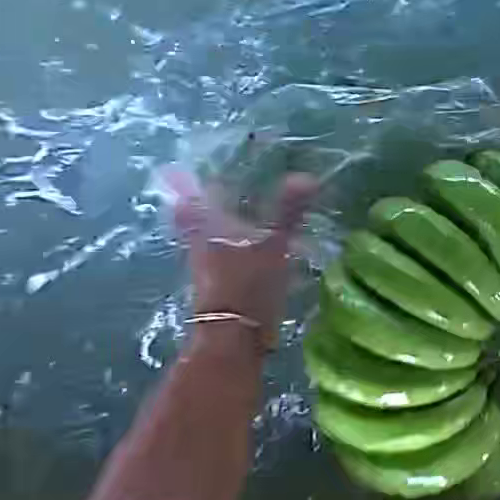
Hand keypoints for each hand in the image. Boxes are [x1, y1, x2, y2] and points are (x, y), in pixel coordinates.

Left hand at [164, 168, 319, 337]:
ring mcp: (209, 264)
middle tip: (226, 185)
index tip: (194, 168)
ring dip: (225, 222)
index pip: (194, 197)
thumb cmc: (249, 281)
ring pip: (212, 234)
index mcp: (208, 227)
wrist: (235, 331)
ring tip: (247, 211)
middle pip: (199, 215)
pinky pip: (226, 251)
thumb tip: (306, 176)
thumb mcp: (275, 242)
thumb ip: (289, 211)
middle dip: (211, 201)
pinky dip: (237, 242)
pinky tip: (255, 243)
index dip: (193, 182)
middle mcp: (201, 242)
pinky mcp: (223, 280)